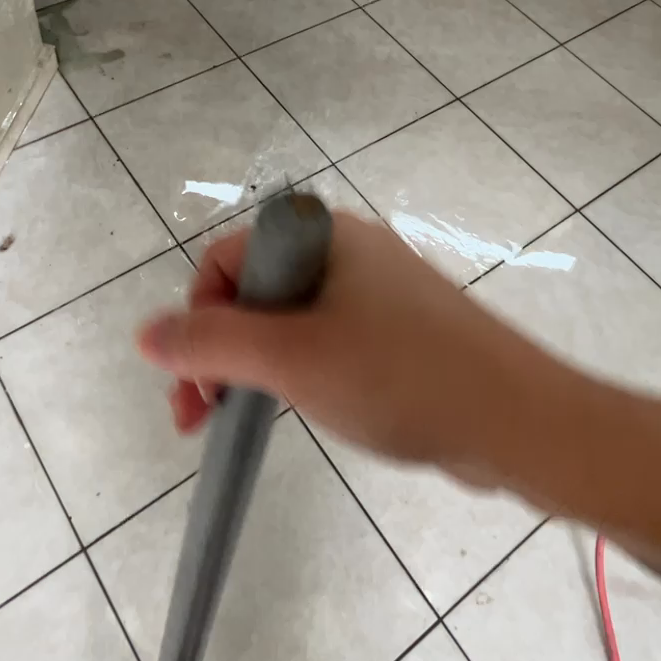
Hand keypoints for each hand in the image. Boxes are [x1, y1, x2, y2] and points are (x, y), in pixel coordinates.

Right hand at [135, 213, 561, 472]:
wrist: (516, 421)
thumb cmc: (398, 377)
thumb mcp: (290, 359)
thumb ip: (210, 343)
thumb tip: (144, 333)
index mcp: (324, 237)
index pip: (228, 259)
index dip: (199, 316)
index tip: (196, 381)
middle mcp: (348, 254)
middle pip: (256, 291)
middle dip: (218, 351)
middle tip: (200, 416)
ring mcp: (376, 295)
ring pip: (290, 323)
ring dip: (252, 368)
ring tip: (235, 422)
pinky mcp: (397, 335)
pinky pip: (326, 343)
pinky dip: (297, 374)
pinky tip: (295, 411)